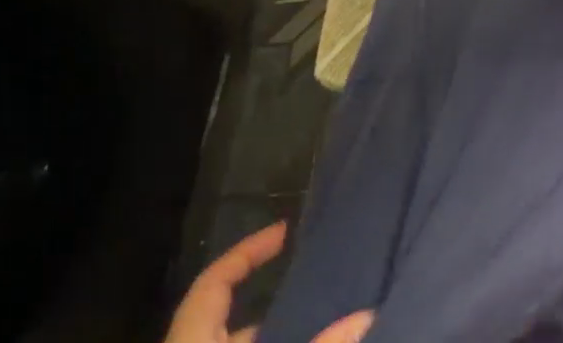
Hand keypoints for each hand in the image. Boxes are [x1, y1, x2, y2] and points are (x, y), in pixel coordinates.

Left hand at [165, 221, 373, 342]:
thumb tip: (368, 316)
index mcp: (194, 339)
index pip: (214, 282)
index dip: (247, 251)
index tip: (286, 230)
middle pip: (235, 318)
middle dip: (283, 301)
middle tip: (327, 283)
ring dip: (287, 331)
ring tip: (332, 315)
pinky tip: (318, 342)